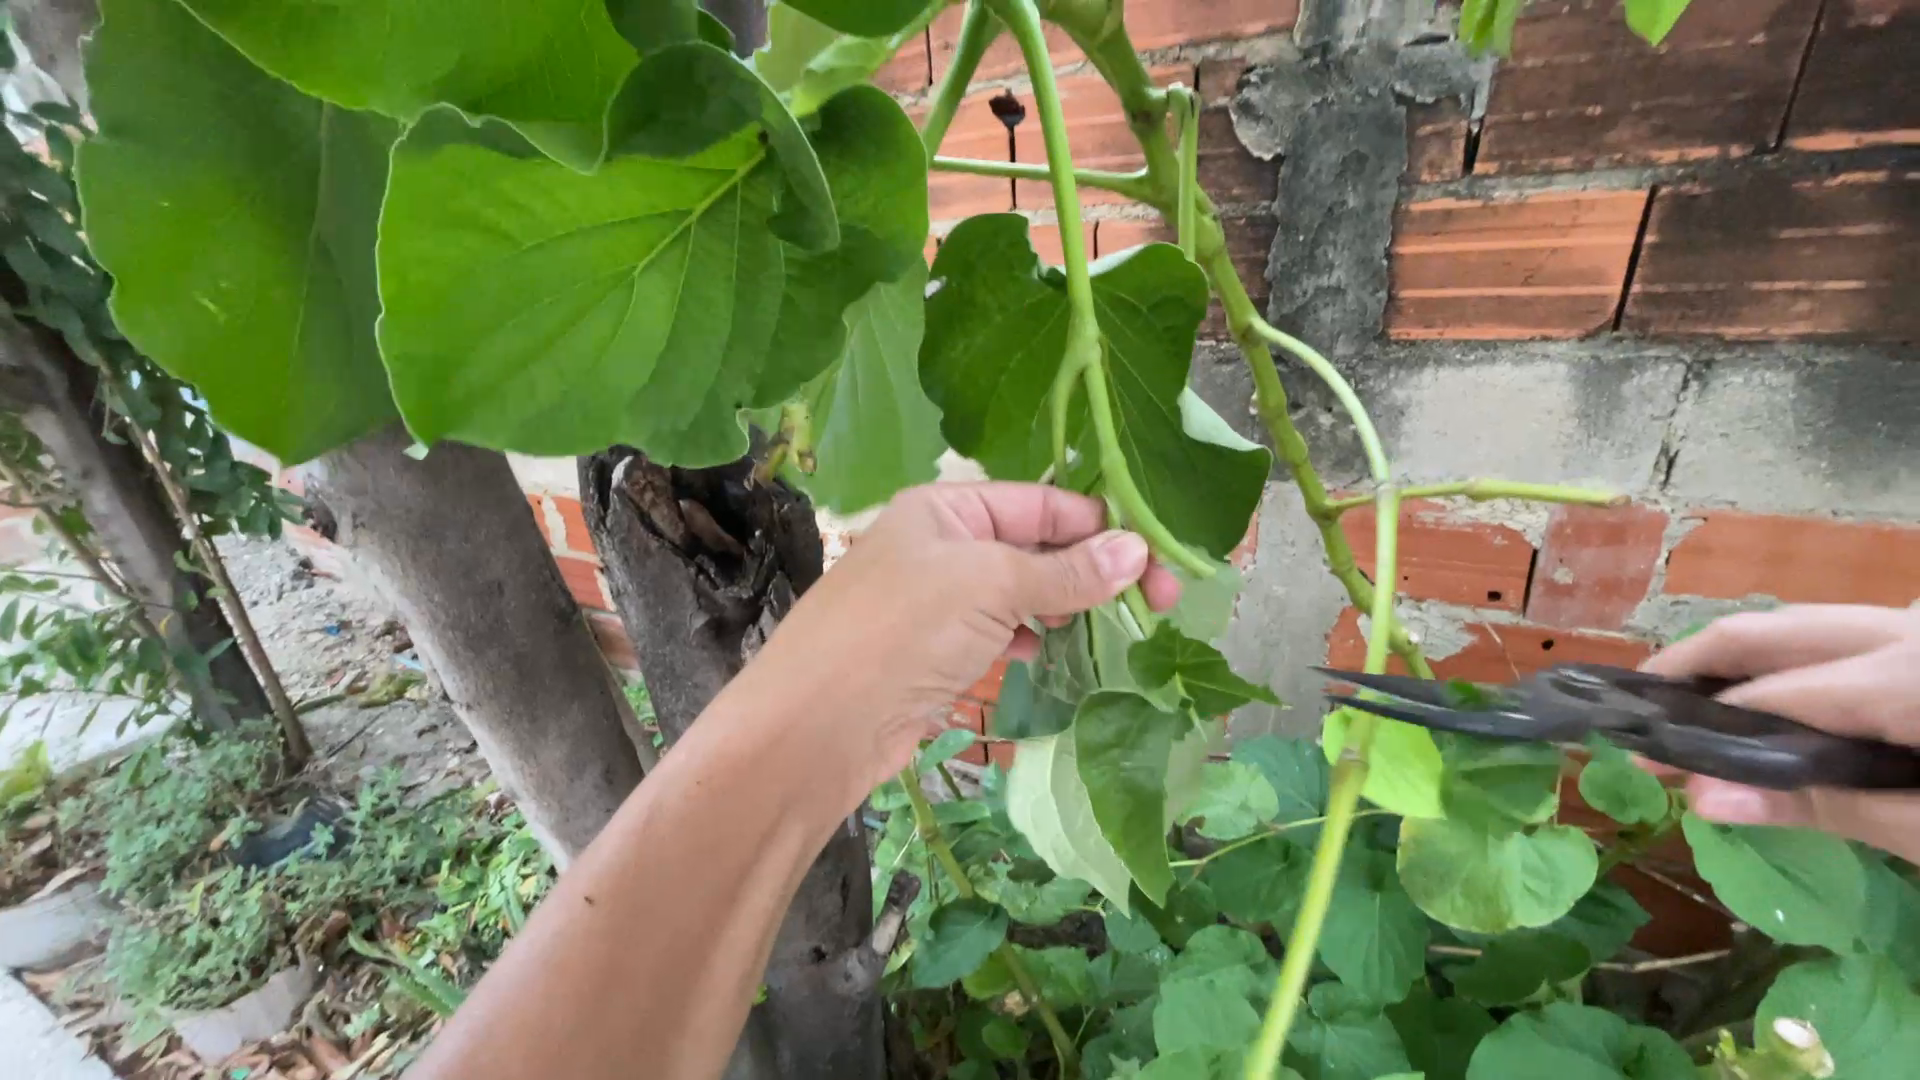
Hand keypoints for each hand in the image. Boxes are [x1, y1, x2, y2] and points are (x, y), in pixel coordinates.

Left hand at [742, 482, 1178, 793]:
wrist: (817, 728)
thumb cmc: (902, 630)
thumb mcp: (988, 585)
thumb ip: (1064, 571)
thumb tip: (1136, 551)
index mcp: (946, 509)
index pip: (1041, 503)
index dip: (1100, 525)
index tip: (1157, 558)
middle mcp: (942, 548)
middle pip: (1035, 548)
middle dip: (1094, 570)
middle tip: (1160, 604)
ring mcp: (938, 603)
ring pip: (1021, 594)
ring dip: (1067, 606)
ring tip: (1117, 629)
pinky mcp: (937, 653)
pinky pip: (998, 633)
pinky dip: (1029, 639)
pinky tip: (1048, 652)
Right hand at [1641, 604, 1919, 860]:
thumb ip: (1826, 805)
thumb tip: (1701, 801)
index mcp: (1909, 674)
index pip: (1767, 696)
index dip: (1698, 728)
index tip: (1645, 759)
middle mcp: (1907, 630)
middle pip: (1763, 633)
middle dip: (1691, 669)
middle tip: (1641, 709)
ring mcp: (1918, 629)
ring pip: (1799, 626)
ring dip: (1737, 663)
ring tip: (1694, 706)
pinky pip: (1841, 636)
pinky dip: (1792, 662)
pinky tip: (1772, 701)